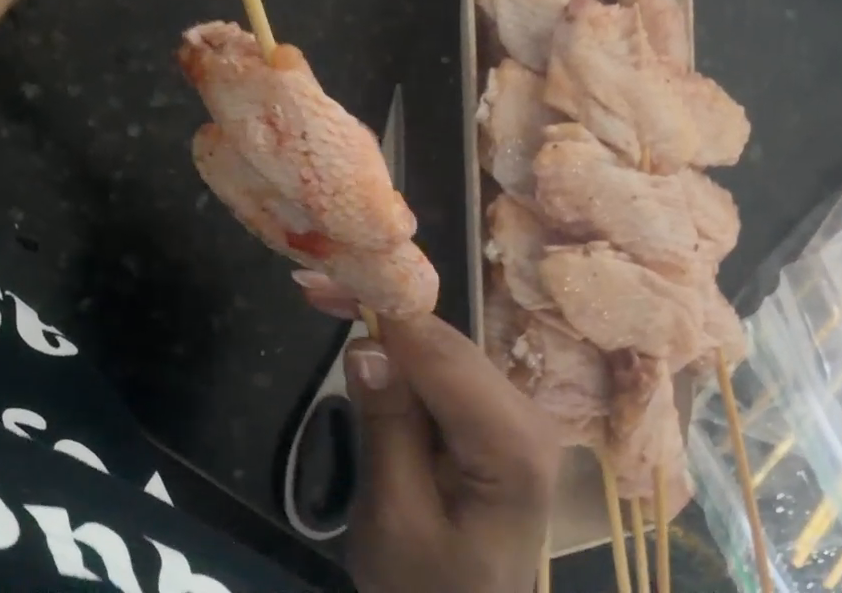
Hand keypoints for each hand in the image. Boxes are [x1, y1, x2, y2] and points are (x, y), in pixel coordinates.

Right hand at [301, 278, 557, 592]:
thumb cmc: (426, 586)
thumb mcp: (393, 515)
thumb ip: (386, 428)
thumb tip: (367, 345)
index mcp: (510, 447)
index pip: (438, 351)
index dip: (379, 305)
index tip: (319, 279)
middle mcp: (530, 420)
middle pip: (443, 340)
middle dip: (378, 306)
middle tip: (311, 286)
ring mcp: (518, 419)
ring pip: (442, 347)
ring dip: (385, 323)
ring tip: (326, 299)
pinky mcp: (498, 421)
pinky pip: (445, 367)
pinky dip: (400, 348)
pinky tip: (365, 340)